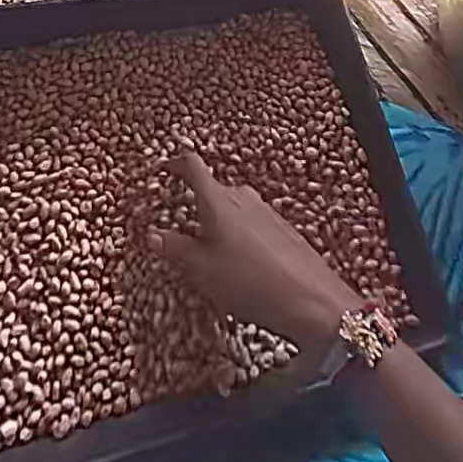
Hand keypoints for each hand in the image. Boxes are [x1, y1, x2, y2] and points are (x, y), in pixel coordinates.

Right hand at [150, 152, 358, 346]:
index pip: (193, 166)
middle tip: (180, 231)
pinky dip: (237, 234)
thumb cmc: (250, 281)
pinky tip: (240, 263)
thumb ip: (175, 248)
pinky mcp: (280, 227)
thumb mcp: (202, 269)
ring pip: (231, 208)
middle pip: (212, 189)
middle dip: (194, 205)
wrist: (310, 299)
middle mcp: (242, 196)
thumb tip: (152, 234)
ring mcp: (264, 210)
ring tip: (210, 253)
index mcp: (217, 199)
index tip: (164, 168)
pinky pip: (250, 222)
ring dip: (217, 223)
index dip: (175, 163)